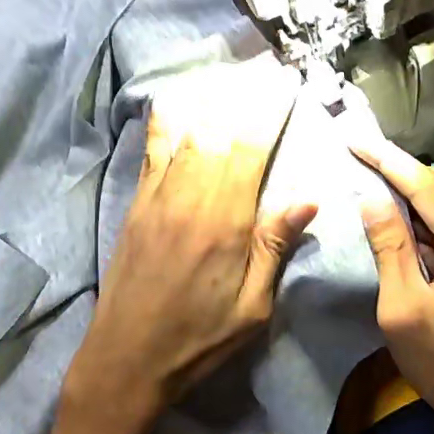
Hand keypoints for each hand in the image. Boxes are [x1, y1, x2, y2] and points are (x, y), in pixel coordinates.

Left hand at [64, 80, 316, 433]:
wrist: (126, 358)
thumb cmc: (199, 338)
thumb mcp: (253, 306)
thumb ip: (275, 247)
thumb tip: (306, 199)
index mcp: (226, 222)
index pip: (251, 151)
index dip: (269, 114)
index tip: (285, 86)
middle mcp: (190, 198)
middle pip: (219, 133)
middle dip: (244, 100)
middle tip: (263, 75)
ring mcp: (157, 199)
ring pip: (186, 136)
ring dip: (210, 105)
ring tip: (229, 82)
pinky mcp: (135, 207)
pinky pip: (151, 153)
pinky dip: (164, 124)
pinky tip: (174, 104)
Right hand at [351, 137, 433, 433]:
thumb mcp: (402, 308)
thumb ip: (389, 248)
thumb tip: (371, 197)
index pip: (430, 191)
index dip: (390, 162)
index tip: (357, 140)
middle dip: (400, 170)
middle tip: (359, 149)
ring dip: (411, 190)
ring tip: (370, 169)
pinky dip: (425, 214)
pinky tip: (397, 207)